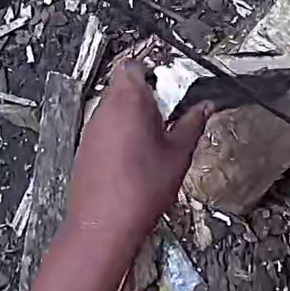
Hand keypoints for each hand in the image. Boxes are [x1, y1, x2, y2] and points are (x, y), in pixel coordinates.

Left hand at [67, 61, 213, 245]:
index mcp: (129, 101)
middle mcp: (105, 109)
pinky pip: (105, 128)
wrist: (104, 225)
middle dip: (147, 96)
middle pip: (124, 85)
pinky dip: (121, 133)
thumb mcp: (179, 154)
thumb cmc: (138, 191)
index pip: (135, 65)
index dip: (154, 70)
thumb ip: (193, 123)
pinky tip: (137, 156)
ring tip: (155, 138)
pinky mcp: (86, 147)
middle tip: (168, 114)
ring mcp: (92, 128)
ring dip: (133, 115)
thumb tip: (204, 108)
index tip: (169, 82)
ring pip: (114, 107)